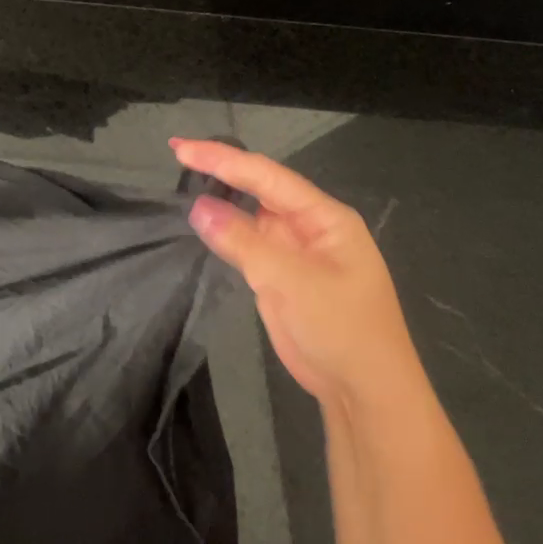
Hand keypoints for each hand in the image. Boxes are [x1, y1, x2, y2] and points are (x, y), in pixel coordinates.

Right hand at [171, 139, 419, 408]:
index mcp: (326, 218)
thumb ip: (242, 241)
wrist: (365, 393)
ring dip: (221, 196)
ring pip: (251, 213)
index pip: (267, 177)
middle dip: (221, 169)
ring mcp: (295, 251)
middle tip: (178, 153)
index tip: (181, 150)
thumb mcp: (291, 282)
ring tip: (183, 177)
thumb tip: (197, 207)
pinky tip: (202, 219)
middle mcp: (310, 227)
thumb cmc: (342, 330)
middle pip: (260, 188)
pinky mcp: (280, 275)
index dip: (223, 159)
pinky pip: (247, 241)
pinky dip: (223, 228)